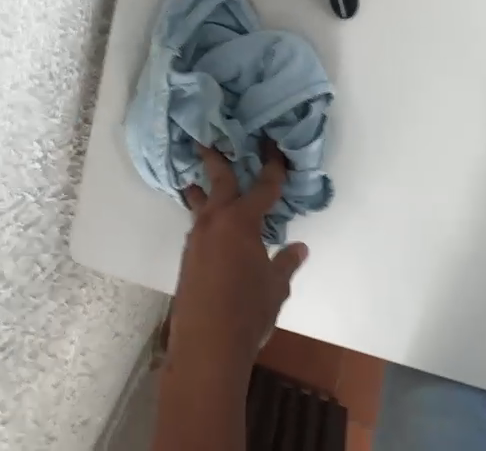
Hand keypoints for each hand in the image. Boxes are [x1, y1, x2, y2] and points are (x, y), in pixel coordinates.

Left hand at [167, 144, 308, 369]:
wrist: (206, 347)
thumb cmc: (248, 312)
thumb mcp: (276, 286)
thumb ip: (286, 262)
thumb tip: (299, 248)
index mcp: (241, 221)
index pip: (263, 187)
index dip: (273, 167)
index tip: (274, 147)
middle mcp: (215, 222)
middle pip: (219, 181)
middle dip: (217, 159)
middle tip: (208, 138)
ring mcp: (196, 239)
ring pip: (201, 203)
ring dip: (204, 189)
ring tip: (200, 177)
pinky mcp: (187, 258)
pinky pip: (197, 225)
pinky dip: (202, 215)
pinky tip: (208, 223)